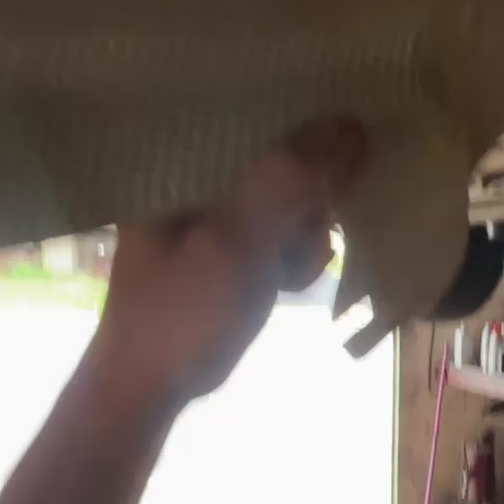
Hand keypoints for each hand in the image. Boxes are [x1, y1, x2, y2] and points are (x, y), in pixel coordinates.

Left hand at [86, 118, 364, 401]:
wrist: (151, 390)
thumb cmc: (182, 314)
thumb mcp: (238, 241)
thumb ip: (289, 182)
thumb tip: (352, 124)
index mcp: (178, 159)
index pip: (252, 114)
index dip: (304, 130)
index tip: (339, 159)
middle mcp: (194, 176)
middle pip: (278, 158)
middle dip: (306, 202)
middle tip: (301, 238)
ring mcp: (212, 213)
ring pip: (287, 199)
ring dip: (303, 236)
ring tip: (290, 270)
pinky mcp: (227, 247)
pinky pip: (280, 231)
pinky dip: (294, 256)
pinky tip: (289, 281)